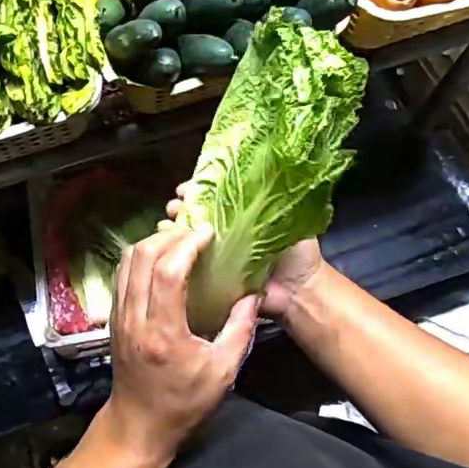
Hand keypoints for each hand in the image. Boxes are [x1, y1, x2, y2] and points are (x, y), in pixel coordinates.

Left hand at [103, 226, 258, 463]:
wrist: (139, 424)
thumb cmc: (183, 402)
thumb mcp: (223, 372)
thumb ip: (240, 330)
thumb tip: (254, 294)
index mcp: (163, 332)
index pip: (167, 272)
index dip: (187, 244)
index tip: (207, 233)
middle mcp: (134, 318)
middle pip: (141, 256)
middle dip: (169, 235)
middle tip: (194, 232)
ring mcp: (119, 316)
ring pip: (126, 261)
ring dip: (152, 243)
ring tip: (179, 240)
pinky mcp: (114, 317)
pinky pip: (122, 273)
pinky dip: (141, 257)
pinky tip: (162, 259)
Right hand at [163, 184, 326, 325]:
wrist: (300, 292)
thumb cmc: (299, 256)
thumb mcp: (290, 220)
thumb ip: (275, 202)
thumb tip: (263, 174)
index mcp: (242, 217)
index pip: (212, 198)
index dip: (196, 190)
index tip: (185, 188)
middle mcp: (225, 235)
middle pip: (194, 216)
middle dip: (179, 208)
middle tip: (175, 206)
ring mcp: (217, 258)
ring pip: (186, 240)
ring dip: (172, 230)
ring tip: (168, 226)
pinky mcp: (212, 280)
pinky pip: (188, 267)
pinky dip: (174, 258)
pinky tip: (167, 250)